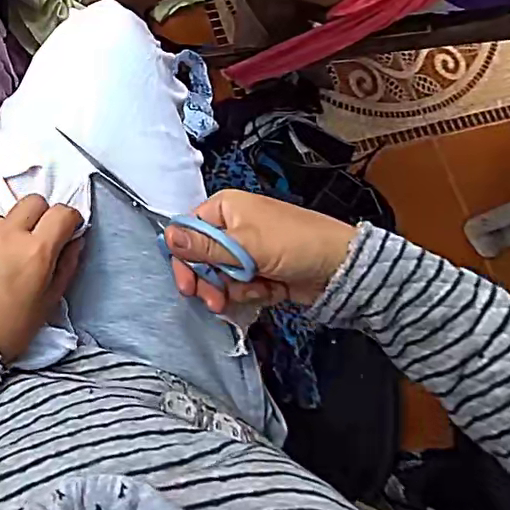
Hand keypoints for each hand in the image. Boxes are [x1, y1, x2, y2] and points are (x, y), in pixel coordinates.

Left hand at [0, 195, 84, 359]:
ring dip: (18, 227)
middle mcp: (11, 234)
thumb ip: (66, 267)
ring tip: (13, 255)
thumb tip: (74, 242)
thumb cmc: (7, 329)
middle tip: (43, 239)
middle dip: (44, 214)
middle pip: (35, 201)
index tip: (69, 233)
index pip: (62, 212)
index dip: (71, 220)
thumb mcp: (47, 304)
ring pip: (10, 214)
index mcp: (37, 250)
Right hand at [164, 190, 357, 314]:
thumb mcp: (246, 245)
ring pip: (220, 276)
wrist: (342, 268)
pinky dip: (250, 293)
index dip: (185, 259)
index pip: (188, 232)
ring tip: (253, 292)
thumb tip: (167, 236)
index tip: (188, 286)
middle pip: (202, 258)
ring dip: (232, 290)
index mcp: (224, 208)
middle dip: (210, 281)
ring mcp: (247, 250)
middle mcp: (232, 226)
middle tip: (216, 301)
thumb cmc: (295, 244)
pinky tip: (268, 292)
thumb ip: (205, 245)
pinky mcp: (259, 270)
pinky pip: (240, 286)